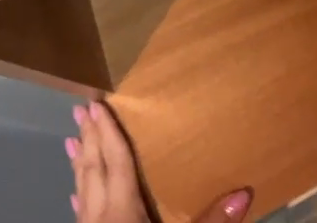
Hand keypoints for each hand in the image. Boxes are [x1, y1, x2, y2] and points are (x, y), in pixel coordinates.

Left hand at [67, 101, 251, 222]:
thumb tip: (245, 192)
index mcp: (121, 214)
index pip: (116, 163)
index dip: (108, 133)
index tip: (97, 105)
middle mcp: (98, 222)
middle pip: (92, 172)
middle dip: (88, 141)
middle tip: (80, 110)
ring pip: (81, 193)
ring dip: (79, 167)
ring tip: (71, 143)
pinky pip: (81, 218)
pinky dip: (79, 201)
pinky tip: (75, 201)